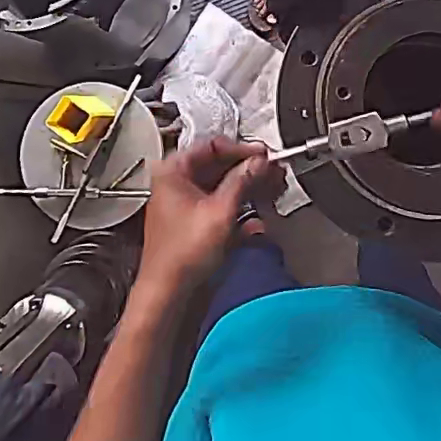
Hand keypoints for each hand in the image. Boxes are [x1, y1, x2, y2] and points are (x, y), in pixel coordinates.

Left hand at [136, 137, 282, 300]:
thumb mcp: (220, 211)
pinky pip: (219, 208)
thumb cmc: (181, 254)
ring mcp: (184, 205)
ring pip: (221, 188)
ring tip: (270, 190)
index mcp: (174, 172)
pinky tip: (255, 222)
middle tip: (271, 172)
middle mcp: (176, 184)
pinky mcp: (193, 225)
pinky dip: (238, 212)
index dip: (240, 149)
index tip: (262, 154)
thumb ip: (242, 181)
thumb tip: (258, 162)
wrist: (168, 294)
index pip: (211, 146)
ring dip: (247, 190)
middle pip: (218, 166)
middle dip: (248, 170)